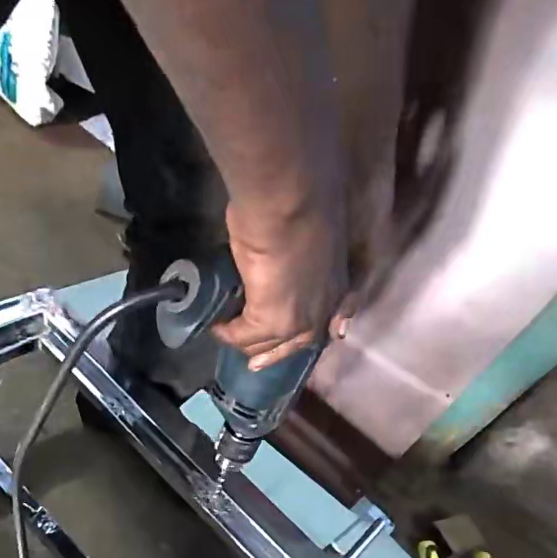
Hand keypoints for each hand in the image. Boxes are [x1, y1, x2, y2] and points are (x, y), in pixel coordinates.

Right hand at [216, 202, 352, 370]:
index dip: (331, 324)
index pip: (340, 312)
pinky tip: (216, 327)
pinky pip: (244, 335)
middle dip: (278, 352)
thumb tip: (279, 242)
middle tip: (258, 362)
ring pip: (271, 344)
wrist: (289, 198)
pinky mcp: (272, 321)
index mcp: (338, 278)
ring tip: (229, 338)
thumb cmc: (300, 196)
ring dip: (247, 343)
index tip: (326, 332)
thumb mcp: (308, 223)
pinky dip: (228, 333)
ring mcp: (301, 319)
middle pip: (301, 341)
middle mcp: (325, 305)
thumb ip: (300, 245)